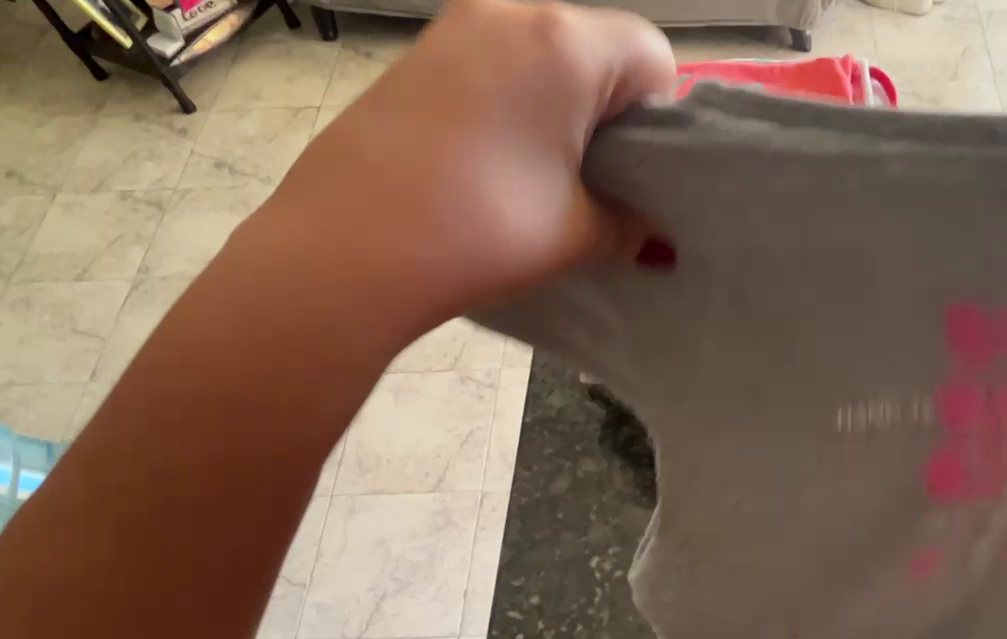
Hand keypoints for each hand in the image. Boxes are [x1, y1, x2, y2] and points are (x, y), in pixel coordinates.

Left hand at [251, 0, 677, 329]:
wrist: (346, 248)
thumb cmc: (482, 231)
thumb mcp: (577, 237)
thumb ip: (630, 227)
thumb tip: (652, 237)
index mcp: (565, 43)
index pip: (652, 55)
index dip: (660, 117)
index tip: (638, 174)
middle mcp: (510, 11)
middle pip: (596, 50)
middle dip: (610, 115)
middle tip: (596, 185)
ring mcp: (454, 27)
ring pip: (543, 59)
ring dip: (560, 114)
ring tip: (543, 182)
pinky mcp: (417, 58)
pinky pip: (494, 68)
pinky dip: (513, 110)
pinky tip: (495, 168)